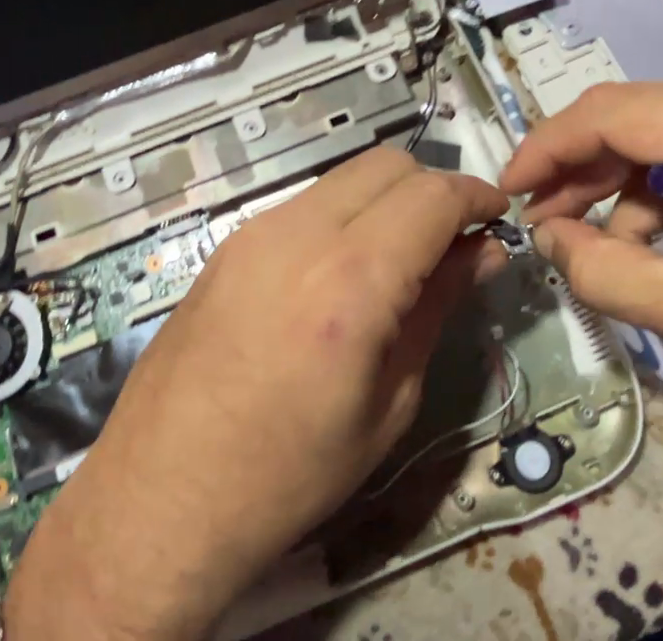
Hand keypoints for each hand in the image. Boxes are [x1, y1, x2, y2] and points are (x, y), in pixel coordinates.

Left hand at [6, 147, 507, 639]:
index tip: (499, 218)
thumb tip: (481, 252)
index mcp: (349, 282)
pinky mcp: (225, 246)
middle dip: (433, 190)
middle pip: (386, 165)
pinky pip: (302, 205)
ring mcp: (252, 234)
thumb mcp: (388, 403)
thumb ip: (437, 309)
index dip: (476, 197)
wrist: (163, 496)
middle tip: (454, 244)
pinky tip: (344, 272)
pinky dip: (342, 216)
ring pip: (342, 178)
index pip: (432, 196)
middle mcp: (297, 236)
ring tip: (401, 260)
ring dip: (385, 201)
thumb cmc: (290, 475)